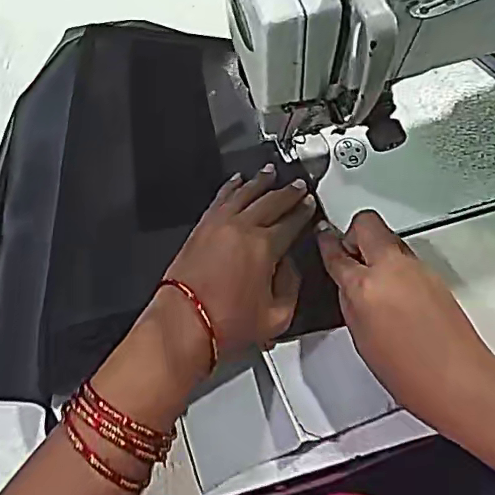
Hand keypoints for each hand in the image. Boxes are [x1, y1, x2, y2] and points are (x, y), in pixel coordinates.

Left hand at [160, 167, 315, 362]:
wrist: (185, 321)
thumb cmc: (223, 322)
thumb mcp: (277, 316)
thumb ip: (291, 286)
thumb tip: (290, 269)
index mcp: (265, 247)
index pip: (291, 221)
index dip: (303, 211)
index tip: (309, 205)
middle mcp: (241, 229)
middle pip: (270, 201)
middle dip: (287, 192)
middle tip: (297, 186)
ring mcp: (218, 225)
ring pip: (244, 193)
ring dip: (260, 182)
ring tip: (269, 173)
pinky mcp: (201, 228)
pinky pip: (220, 199)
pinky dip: (231, 187)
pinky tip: (236, 182)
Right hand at [316, 211, 494, 430]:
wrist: (463, 385)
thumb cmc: (417, 374)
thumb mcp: (361, 338)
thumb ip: (349, 301)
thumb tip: (345, 284)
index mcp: (366, 285)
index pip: (337, 251)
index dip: (326, 244)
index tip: (324, 239)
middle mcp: (394, 268)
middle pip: (366, 223)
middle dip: (353, 234)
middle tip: (348, 253)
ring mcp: (419, 269)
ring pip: (388, 238)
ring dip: (376, 251)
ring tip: (373, 281)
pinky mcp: (436, 277)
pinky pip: (407, 258)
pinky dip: (395, 268)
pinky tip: (394, 295)